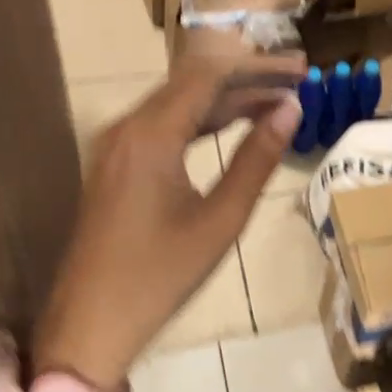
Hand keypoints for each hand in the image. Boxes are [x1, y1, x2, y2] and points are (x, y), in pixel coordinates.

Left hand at [34, 51, 304, 389]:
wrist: (90, 323)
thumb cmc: (161, 276)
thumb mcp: (220, 220)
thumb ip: (256, 160)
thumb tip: (290, 111)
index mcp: (151, 136)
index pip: (211, 76)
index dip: (259, 67)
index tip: (301, 69)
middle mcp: (127, 127)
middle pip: (193, 82)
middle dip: (247, 78)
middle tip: (297, 81)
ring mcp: (116, 144)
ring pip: (178, 102)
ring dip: (226, 98)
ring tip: (276, 100)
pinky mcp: (114, 162)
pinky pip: (163, 124)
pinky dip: (201, 119)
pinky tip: (232, 125)